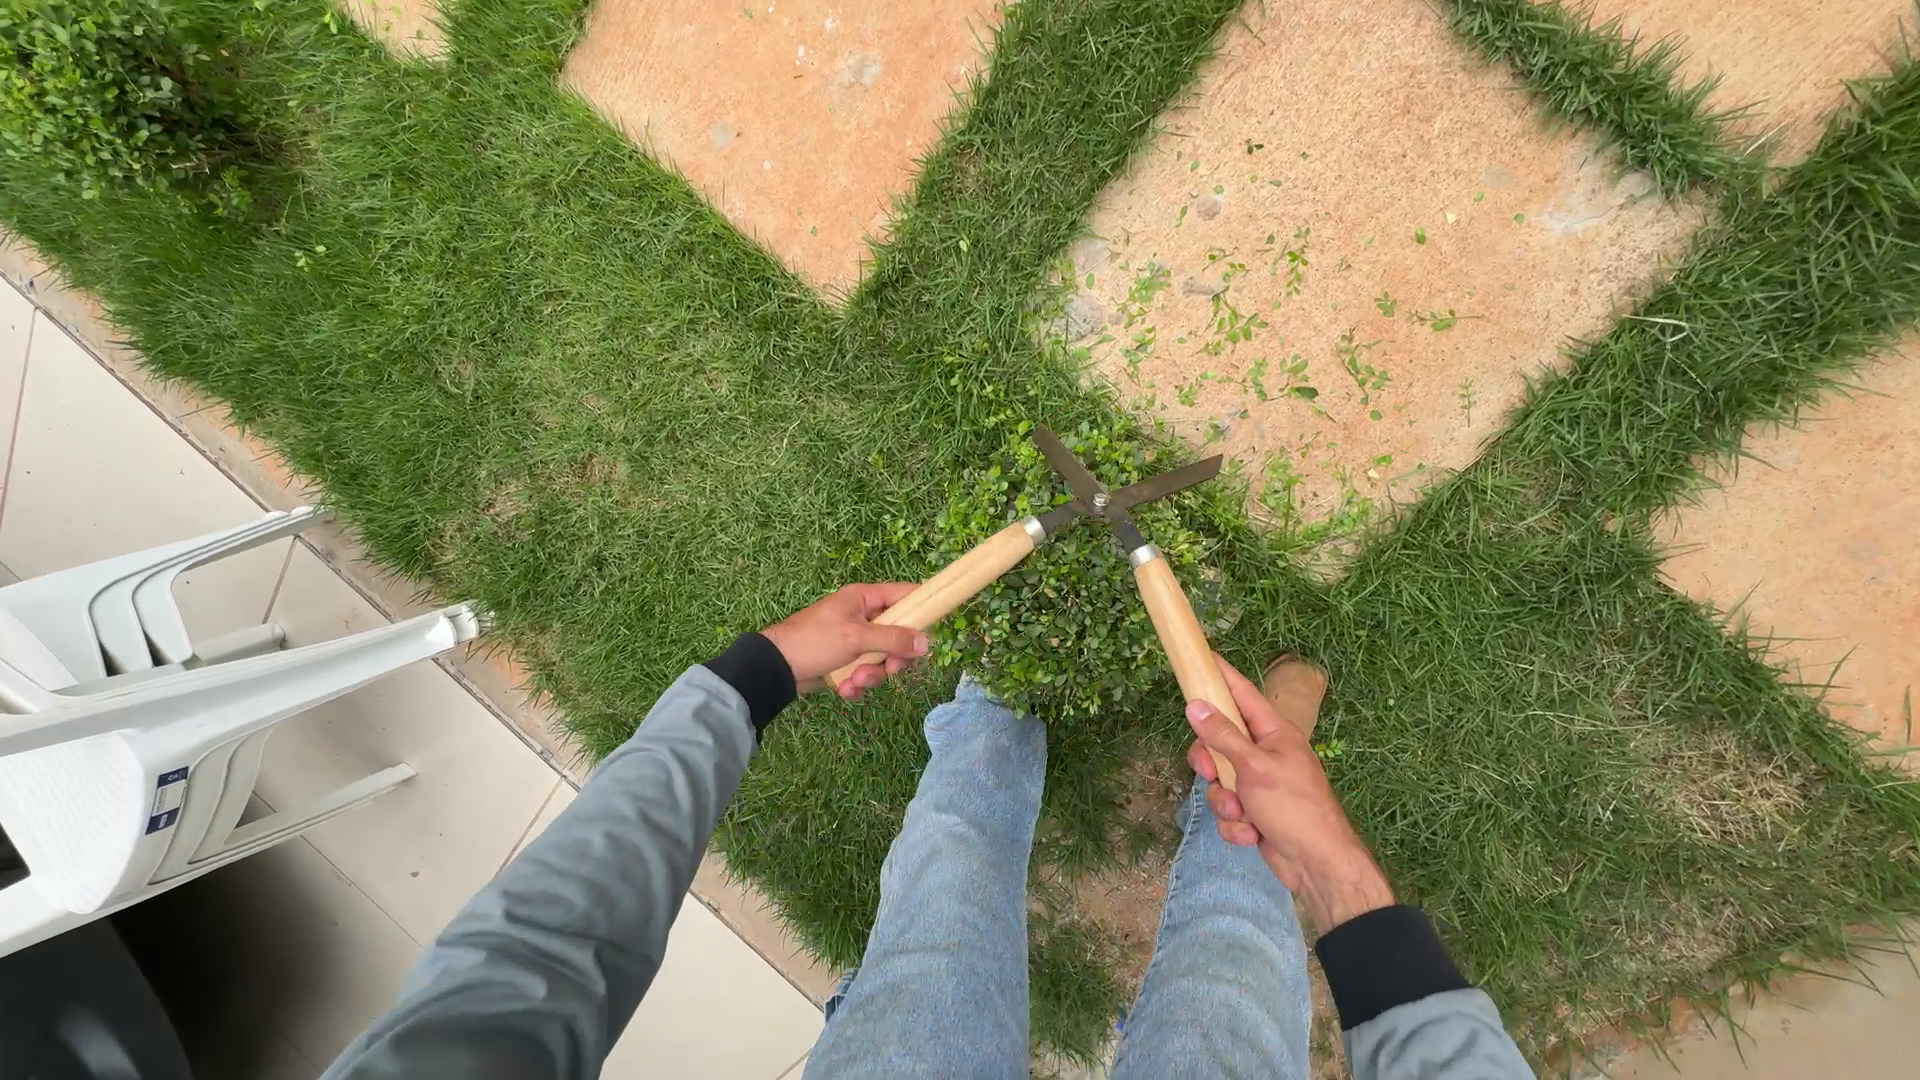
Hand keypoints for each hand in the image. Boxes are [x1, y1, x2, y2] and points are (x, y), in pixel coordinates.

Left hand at [760, 583, 928, 699]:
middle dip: (893, 657)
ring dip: (873, 675)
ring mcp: (854, 640)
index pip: (904, 595)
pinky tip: (845, 691)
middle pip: (898, 634)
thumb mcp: (856, 638)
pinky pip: (865, 671)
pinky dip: (858, 684)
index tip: (936, 626)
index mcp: (864, 598)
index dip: (922, 608)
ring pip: (882, 657)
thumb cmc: (814, 642)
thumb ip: (893, 639)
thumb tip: (926, 642)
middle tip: (891, 669)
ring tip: (855, 683)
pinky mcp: (845, 661)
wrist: (774, 668)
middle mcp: (862, 616)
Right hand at [1186, 655, 1394, 933]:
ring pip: (1218, 780)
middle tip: (1210, 771)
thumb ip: (1223, 736)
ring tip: (1243, 814)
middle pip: (1218, 741)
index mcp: (1272, 733)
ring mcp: (1258, 784)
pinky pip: (1227, 809)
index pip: (1241, 693)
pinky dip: (1235, 824)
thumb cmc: (1294, 807)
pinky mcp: (1254, 812)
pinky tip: (1252, 834)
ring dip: (1225, 801)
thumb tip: (1196, 705)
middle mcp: (1264, 753)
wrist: (1317, 866)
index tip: (1200, 656)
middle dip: (1210, 763)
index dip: (1221, 675)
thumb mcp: (1254, 766)